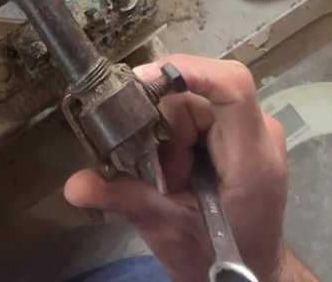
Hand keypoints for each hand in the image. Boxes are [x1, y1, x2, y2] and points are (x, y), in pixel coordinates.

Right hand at [64, 56, 308, 281]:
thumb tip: (74, 186)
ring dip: (165, 134)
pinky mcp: (238, 128)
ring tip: (168, 179)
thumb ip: (125, 199)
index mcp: (250, 158)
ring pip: (188, 99)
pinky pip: (194, 107)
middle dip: (161, 124)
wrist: (252, 273)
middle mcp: (257, 133)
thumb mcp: (168, 231)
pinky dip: (173, 133)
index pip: (231, 87)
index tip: (141, 80)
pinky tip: (174, 167)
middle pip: (194, 94)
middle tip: (154, 170)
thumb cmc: (219, 257)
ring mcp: (250, 128)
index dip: (188, 70)